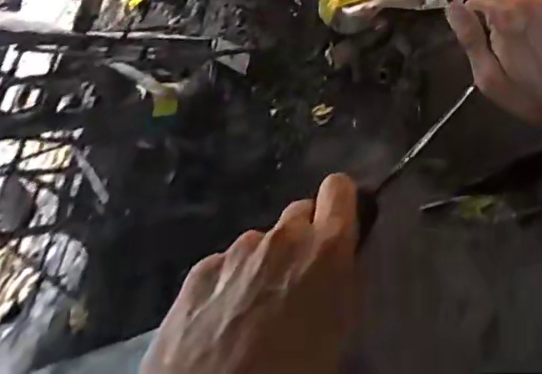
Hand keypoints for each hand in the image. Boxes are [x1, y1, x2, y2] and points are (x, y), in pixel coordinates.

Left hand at [142, 174, 359, 373]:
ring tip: (250, 312)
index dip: (338, 206)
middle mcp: (284, 237)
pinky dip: (226, 284)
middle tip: (294, 283)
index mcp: (326, 246)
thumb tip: (341, 259)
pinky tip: (217, 324)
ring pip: (260, 242)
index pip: (339, 187)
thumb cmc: (291, 373)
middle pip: (299, 212)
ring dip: (262, 264)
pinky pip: (224, 265)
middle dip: (301, 239)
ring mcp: (237, 252)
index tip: (337, 230)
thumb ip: (343, 279)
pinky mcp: (198, 274)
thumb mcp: (339, 330)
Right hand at [446, 0, 541, 129]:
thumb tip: (452, 6)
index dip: (471, 19)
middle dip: (488, 11)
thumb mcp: (487, 75)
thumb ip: (469, 37)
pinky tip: (527, 25)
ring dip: (506, 5)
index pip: (476, 0)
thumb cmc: (524, 92)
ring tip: (510, 33)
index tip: (477, 39)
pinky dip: (524, 3)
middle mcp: (525, 1)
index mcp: (505, 16)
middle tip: (493, 40)